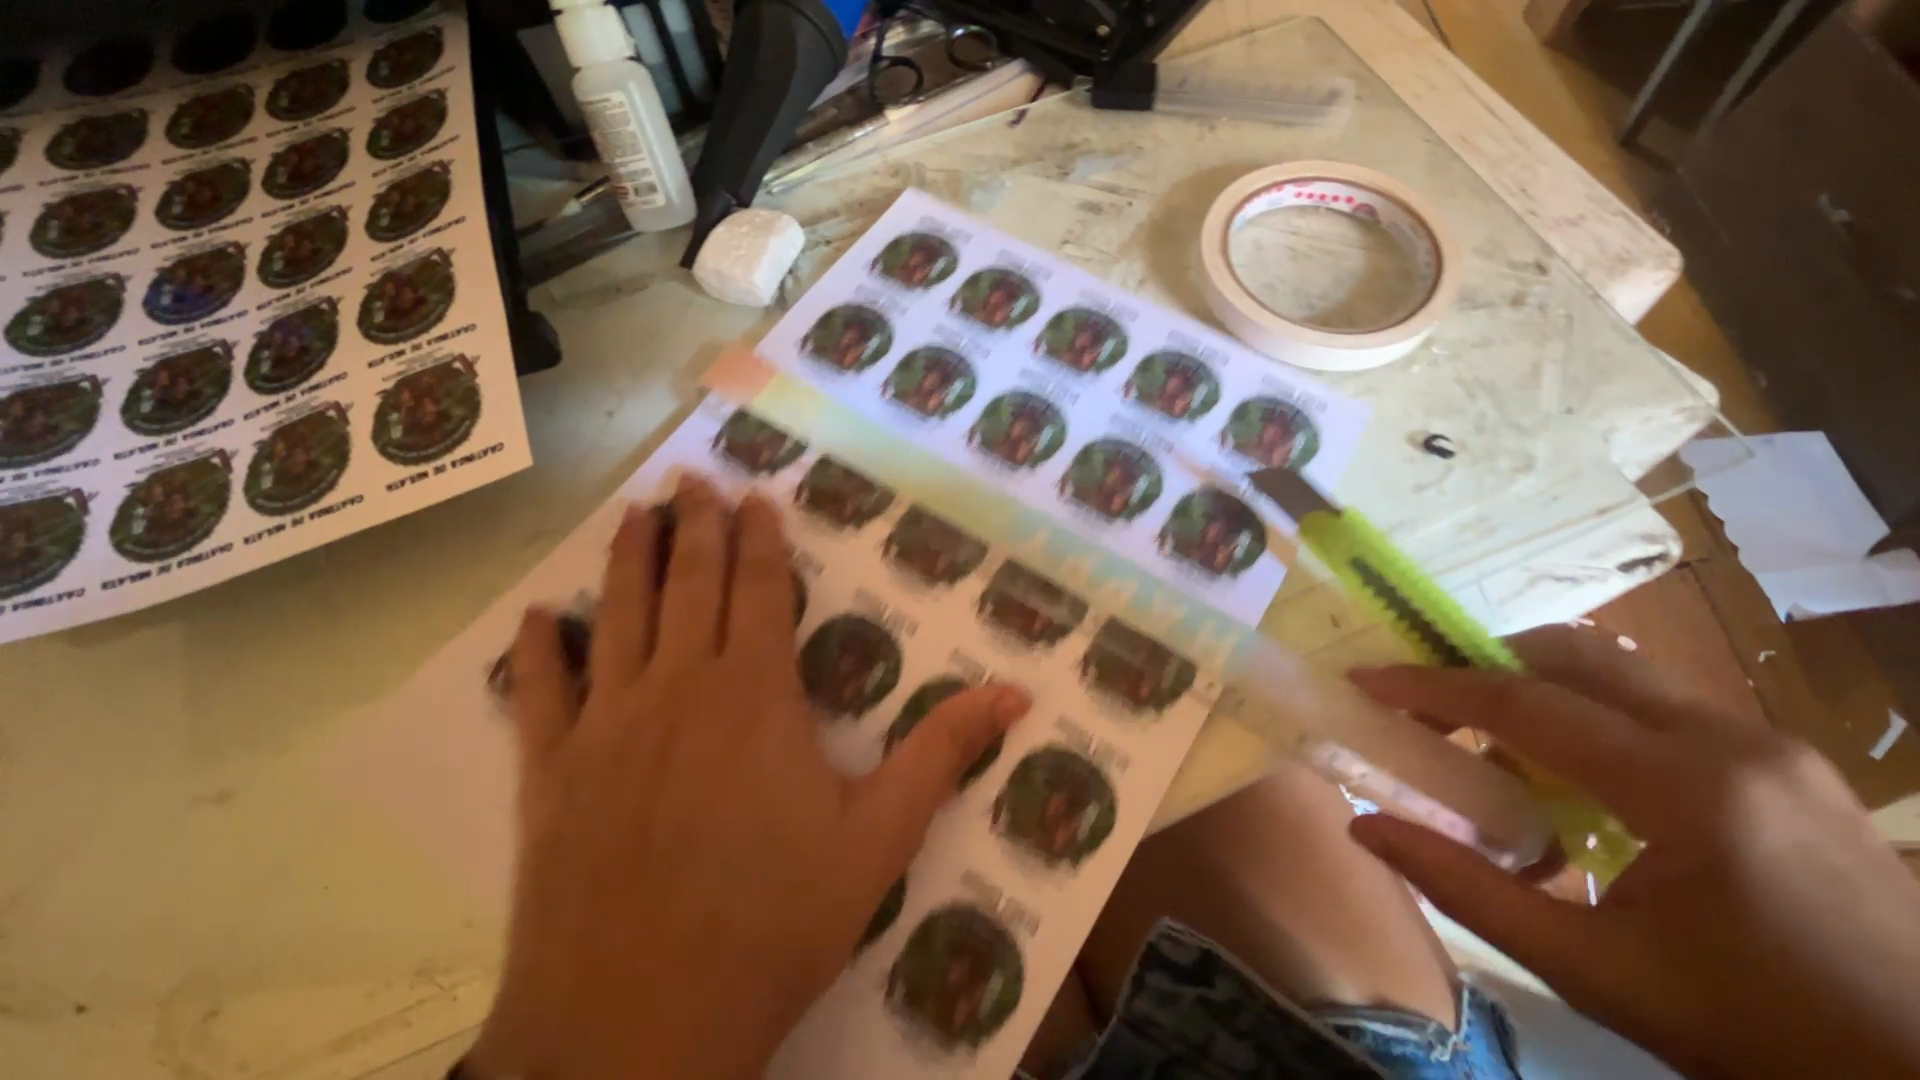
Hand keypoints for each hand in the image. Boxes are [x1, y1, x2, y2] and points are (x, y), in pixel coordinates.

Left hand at [470, 476, 1031, 1078]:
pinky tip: (537, 619)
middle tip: (691, 479)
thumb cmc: (776, 920)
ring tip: (632, 514)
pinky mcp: (549, 772)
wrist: (641, 1019)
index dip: (759, 539)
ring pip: (616, 615)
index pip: (758, 591)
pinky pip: (538, 693)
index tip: (755, 496)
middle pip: (687, 584)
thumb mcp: (880, 838)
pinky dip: (537, 650)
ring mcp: (605, 725)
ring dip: (627, 558)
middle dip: (693, 526)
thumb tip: (1015, 695)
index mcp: (754, 695)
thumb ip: (943, 754)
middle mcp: (676, 687)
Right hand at [1348, 627, 1919, 1079]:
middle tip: (1425, 701)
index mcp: (1688, 788)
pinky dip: (1592, 720)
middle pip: (1579, 656)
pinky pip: (1662, 711)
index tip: (1367, 677)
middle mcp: (1733, 741)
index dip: (1433, 686)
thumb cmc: (1755, 1029)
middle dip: (1486, 662)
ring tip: (1487, 744)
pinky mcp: (1787, 766)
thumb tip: (1366, 827)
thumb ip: (1468, 889)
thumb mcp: (1592, 970)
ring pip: (1624, 676)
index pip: (1527, 705)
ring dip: (1539, 690)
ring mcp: (1770, 747)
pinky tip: (1574, 781)